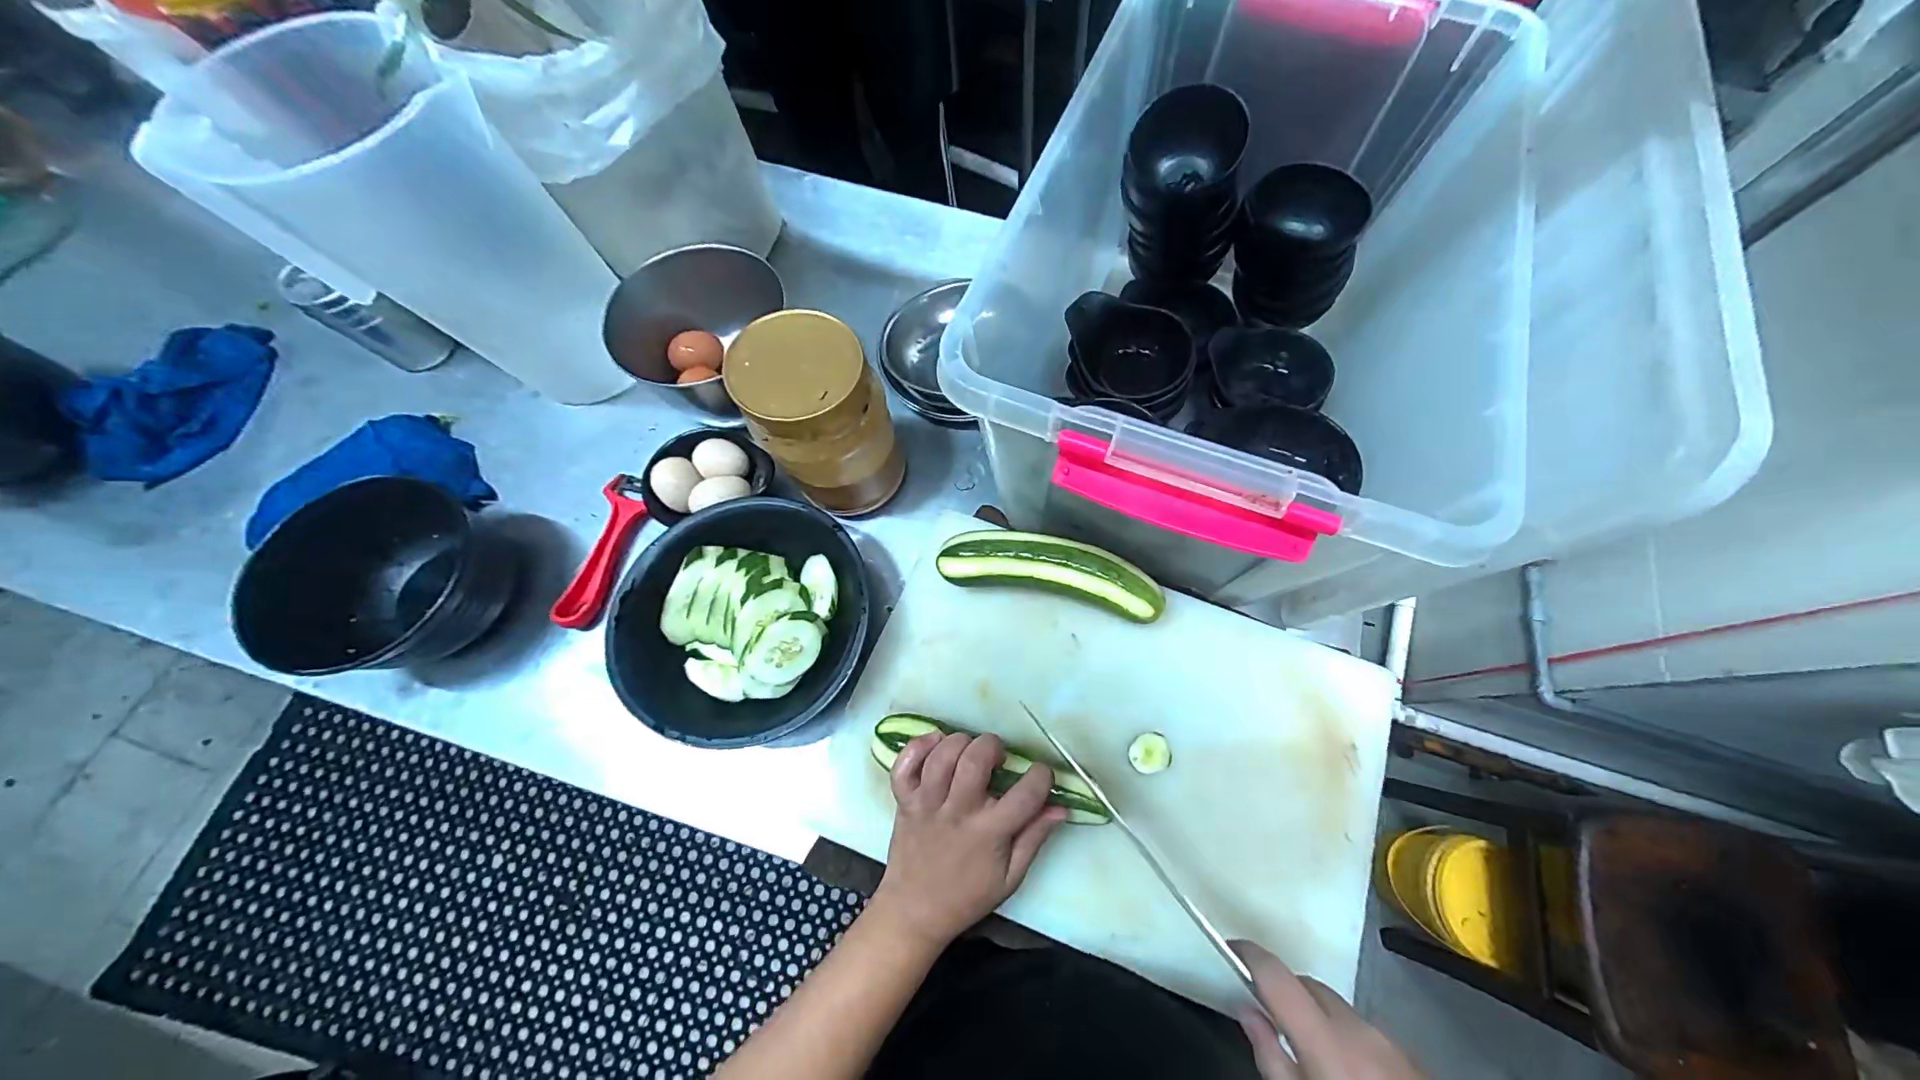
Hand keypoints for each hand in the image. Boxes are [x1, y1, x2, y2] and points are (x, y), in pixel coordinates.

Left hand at [870, 732, 1068, 947]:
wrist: (915, 911)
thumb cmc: (968, 896)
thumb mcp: (1011, 876)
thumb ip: (1034, 837)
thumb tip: (1060, 807)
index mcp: (989, 832)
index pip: (1025, 793)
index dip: (1041, 776)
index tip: (1041, 775)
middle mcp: (957, 812)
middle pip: (975, 760)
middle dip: (993, 746)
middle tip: (998, 757)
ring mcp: (927, 804)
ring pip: (942, 756)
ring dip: (960, 742)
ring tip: (969, 751)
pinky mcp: (904, 801)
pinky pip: (905, 765)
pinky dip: (918, 746)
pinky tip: (935, 743)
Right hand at [1230, 940, 1427, 1079]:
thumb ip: (1270, 1057)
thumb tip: (1249, 1013)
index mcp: (1324, 1040)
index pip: (1276, 974)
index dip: (1249, 955)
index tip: (1231, 951)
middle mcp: (1358, 1028)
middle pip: (1309, 986)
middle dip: (1283, 991)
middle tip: (1266, 1014)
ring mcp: (1389, 1042)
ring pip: (1338, 1008)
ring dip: (1315, 1016)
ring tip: (1307, 1054)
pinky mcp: (1412, 1060)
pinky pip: (1365, 1032)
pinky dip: (1344, 1037)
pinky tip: (1345, 1073)